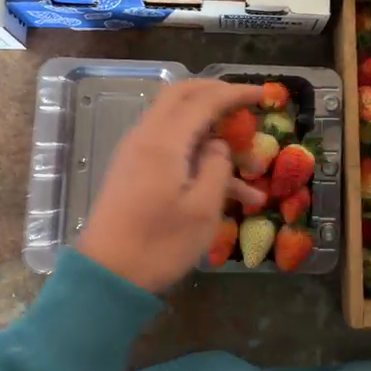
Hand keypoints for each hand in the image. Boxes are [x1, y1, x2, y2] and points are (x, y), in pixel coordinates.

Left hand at [78, 80, 266, 291]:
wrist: (106, 278)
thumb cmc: (159, 245)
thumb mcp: (203, 209)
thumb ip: (217, 166)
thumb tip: (218, 145)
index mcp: (164, 141)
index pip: (204, 100)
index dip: (235, 93)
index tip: (264, 94)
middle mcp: (146, 136)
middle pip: (182, 95)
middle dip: (216, 93)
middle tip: (245, 103)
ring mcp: (136, 152)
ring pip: (177, 120)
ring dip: (210, 126)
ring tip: (247, 158)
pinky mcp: (133, 170)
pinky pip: (170, 145)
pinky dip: (197, 152)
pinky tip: (230, 189)